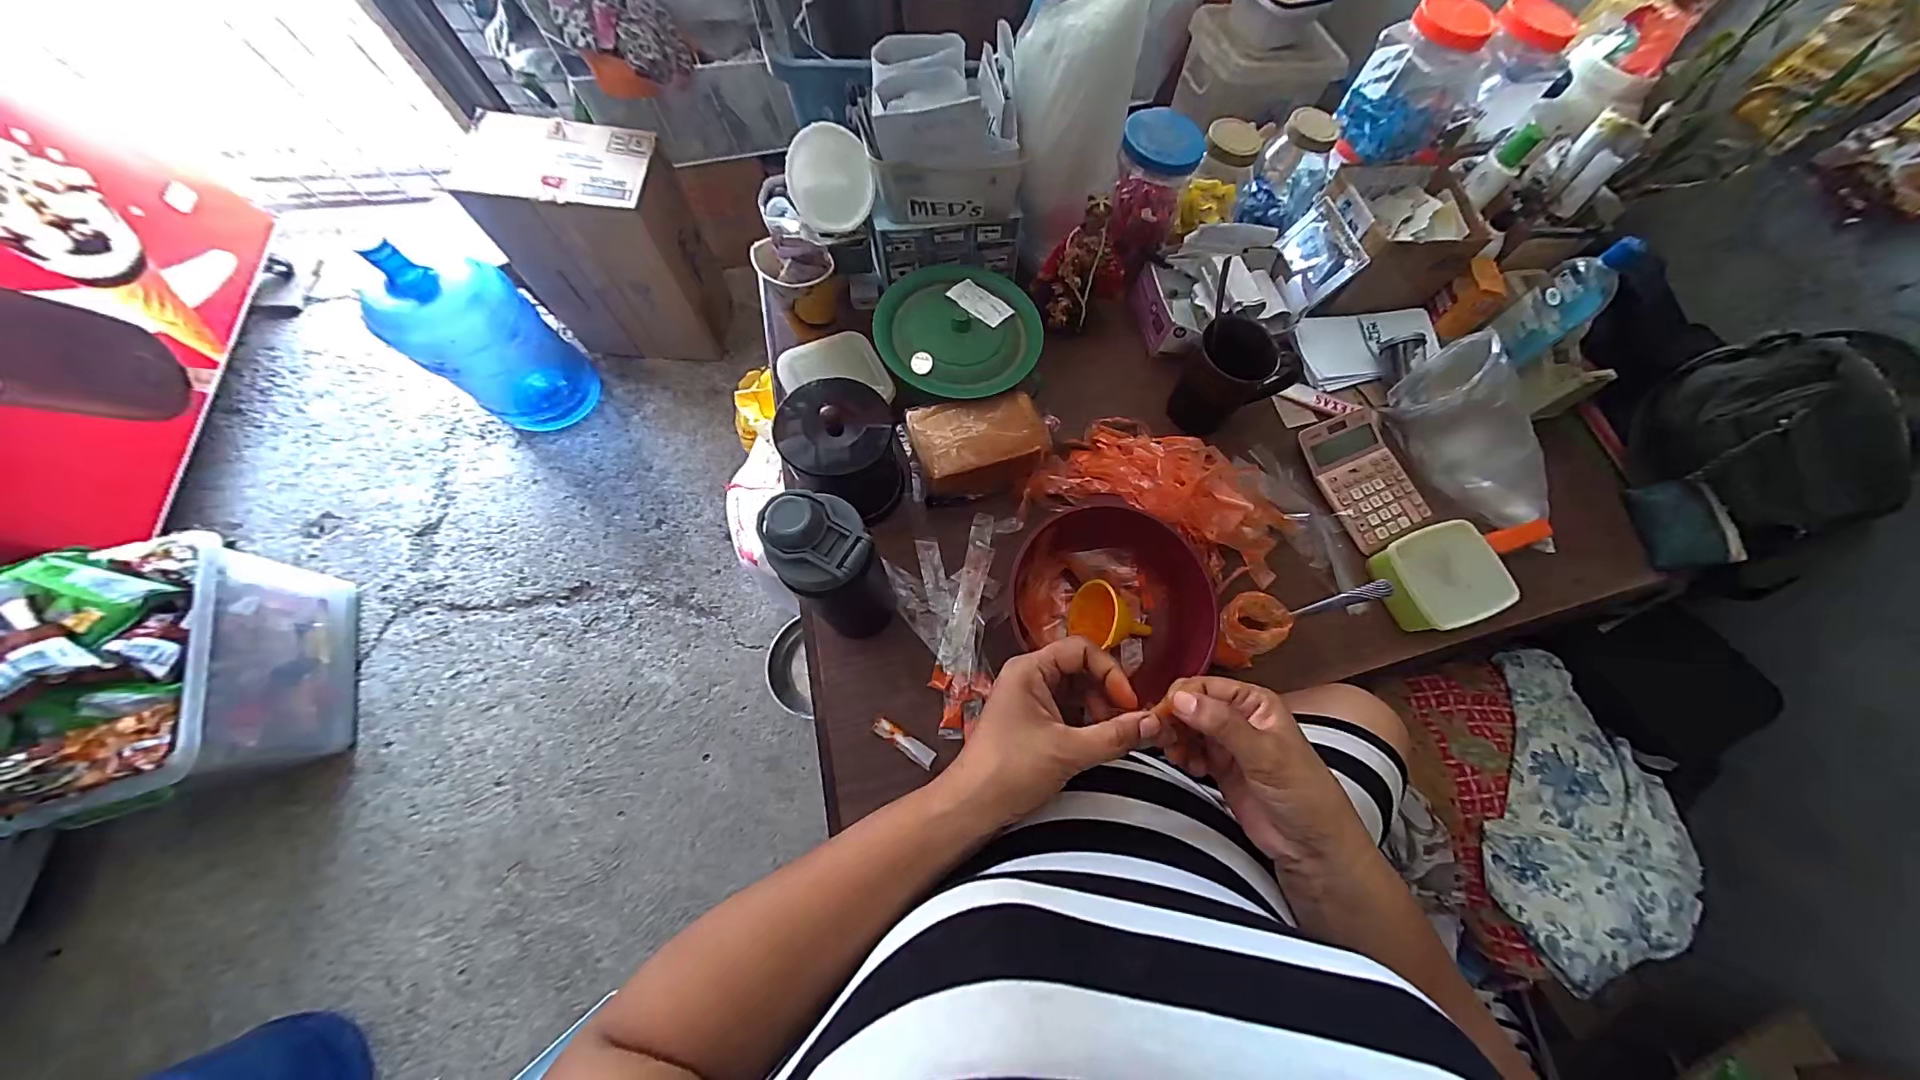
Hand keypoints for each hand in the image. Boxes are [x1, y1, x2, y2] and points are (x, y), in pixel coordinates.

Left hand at [938, 638, 1159, 826]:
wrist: (972, 806)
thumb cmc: (1010, 770)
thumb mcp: (1069, 751)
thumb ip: (1115, 736)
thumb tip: (1154, 723)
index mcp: (1030, 669)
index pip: (1081, 649)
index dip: (1110, 672)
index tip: (1128, 702)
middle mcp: (1029, 677)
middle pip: (1081, 669)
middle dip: (1107, 693)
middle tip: (1127, 721)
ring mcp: (1030, 699)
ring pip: (1077, 692)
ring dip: (1100, 711)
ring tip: (1115, 736)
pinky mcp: (1033, 722)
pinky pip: (1068, 711)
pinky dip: (1088, 724)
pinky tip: (1100, 743)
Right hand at [1158, 677, 1373, 867]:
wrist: (1312, 848)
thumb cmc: (1306, 796)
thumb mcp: (1265, 755)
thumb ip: (1223, 725)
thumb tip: (1183, 699)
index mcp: (1255, 702)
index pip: (1205, 686)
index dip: (1181, 698)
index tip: (1164, 716)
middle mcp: (1239, 717)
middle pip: (1190, 705)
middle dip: (1174, 720)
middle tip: (1167, 739)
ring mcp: (1227, 743)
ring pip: (1186, 727)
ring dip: (1176, 739)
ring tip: (1181, 757)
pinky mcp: (1219, 766)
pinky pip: (1189, 750)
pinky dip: (1182, 756)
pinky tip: (1192, 768)